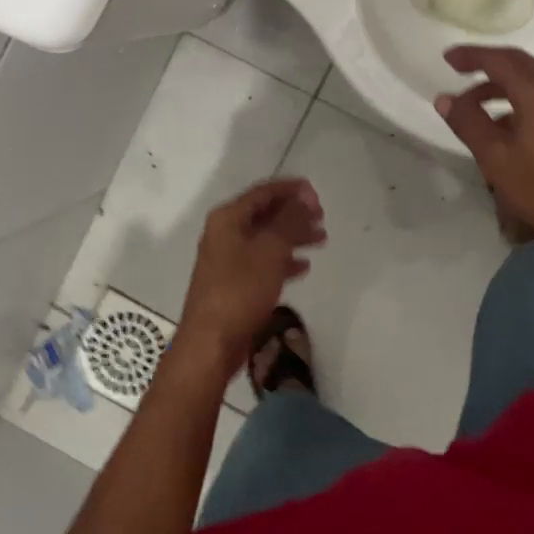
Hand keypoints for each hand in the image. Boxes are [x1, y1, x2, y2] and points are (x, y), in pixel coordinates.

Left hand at [178, 178, 326, 372]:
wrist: (211, 343)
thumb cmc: (240, 290)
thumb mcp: (270, 250)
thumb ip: (290, 221)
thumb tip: (304, 198)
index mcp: (228, 218)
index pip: (263, 192)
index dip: (291, 189)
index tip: (317, 193)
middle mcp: (225, 233)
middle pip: (265, 214)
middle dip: (295, 213)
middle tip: (322, 216)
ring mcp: (228, 259)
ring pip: (267, 239)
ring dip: (294, 236)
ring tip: (321, 239)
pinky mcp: (234, 283)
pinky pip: (263, 262)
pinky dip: (283, 260)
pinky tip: (303, 267)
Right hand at [434, 46, 533, 254]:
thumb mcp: (495, 158)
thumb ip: (468, 123)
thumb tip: (444, 99)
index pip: (500, 61)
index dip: (472, 56)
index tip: (448, 59)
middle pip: (519, 64)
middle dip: (487, 65)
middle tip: (459, 71)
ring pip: (533, 81)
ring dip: (502, 85)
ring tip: (475, 105)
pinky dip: (520, 98)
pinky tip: (507, 124)